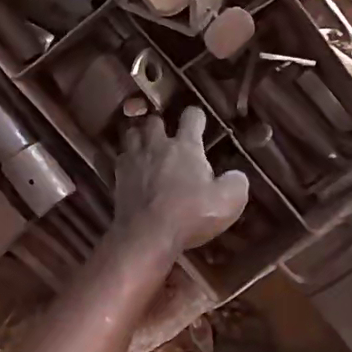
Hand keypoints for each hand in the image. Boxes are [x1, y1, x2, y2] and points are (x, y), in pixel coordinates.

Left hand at [114, 107, 249, 255]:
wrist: (148, 235)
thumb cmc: (191, 214)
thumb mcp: (229, 201)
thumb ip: (236, 182)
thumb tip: (236, 175)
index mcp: (186, 146)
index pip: (192, 117)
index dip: (197, 116)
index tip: (200, 121)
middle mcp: (157, 146)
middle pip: (154, 120)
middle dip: (161, 124)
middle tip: (167, 135)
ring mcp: (133, 161)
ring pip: (131, 134)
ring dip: (139, 137)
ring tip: (145, 145)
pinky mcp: (116, 178)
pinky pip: (114, 160)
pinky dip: (122, 159)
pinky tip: (126, 166)